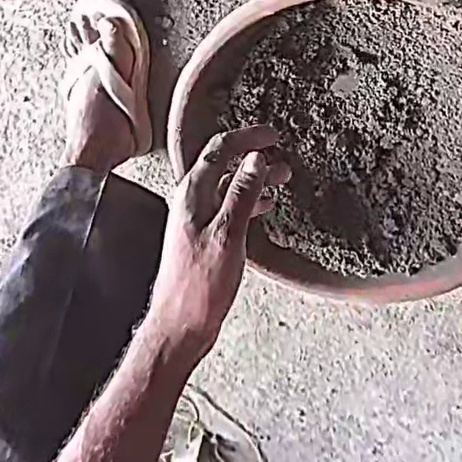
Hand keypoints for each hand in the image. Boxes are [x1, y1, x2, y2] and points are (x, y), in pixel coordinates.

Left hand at [143, 126, 289, 361]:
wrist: (180, 326)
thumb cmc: (199, 285)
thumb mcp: (229, 234)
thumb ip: (243, 193)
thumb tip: (256, 159)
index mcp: (193, 193)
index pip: (220, 148)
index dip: (247, 137)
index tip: (271, 135)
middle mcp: (192, 199)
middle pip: (224, 163)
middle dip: (254, 155)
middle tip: (280, 152)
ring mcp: (197, 217)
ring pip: (229, 184)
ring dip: (255, 177)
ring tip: (282, 176)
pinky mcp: (204, 234)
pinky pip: (229, 204)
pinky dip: (249, 198)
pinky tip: (265, 203)